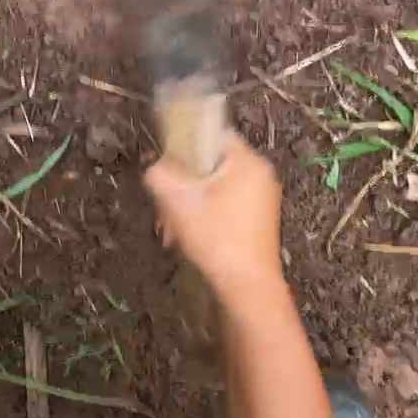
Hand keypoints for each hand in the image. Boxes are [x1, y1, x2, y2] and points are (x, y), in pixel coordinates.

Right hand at [143, 135, 288, 305]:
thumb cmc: (215, 236)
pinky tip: (186, 233)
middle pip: (209, 162)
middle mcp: (259, 174)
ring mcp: (260, 197)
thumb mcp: (176, 200)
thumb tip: (157, 165)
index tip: (165, 161)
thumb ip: (159, 173)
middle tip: (165, 202)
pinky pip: (222, 201)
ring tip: (171, 224)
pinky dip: (202, 211)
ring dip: (188, 200)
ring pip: (212, 184)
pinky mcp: (256, 217)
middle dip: (182, 180)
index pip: (212, 133)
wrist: (246, 284)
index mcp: (248, 162)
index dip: (184, 140)